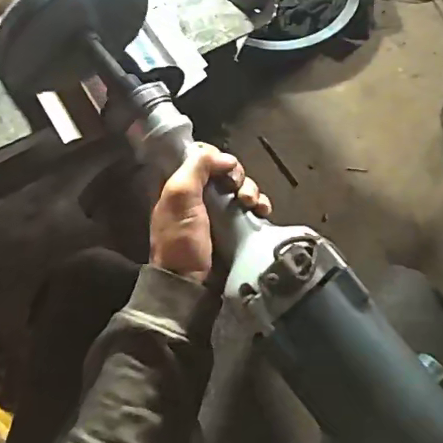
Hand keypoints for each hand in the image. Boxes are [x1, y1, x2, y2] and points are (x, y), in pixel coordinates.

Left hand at [149, 143, 270, 282]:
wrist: (191, 285)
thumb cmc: (181, 240)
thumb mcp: (179, 198)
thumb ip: (196, 168)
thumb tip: (226, 158)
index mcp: (183, 186)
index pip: (204, 157)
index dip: (217, 158)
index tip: (224, 169)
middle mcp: (202, 196)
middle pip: (227, 171)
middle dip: (238, 175)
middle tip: (237, 190)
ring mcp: (221, 213)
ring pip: (243, 188)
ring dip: (252, 190)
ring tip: (251, 204)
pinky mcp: (238, 228)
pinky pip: (254, 207)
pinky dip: (261, 205)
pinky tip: (262, 212)